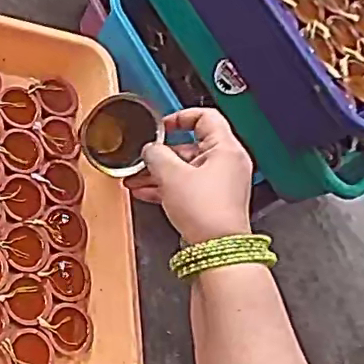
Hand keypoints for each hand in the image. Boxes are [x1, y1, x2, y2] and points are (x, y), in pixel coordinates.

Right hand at [124, 108, 254, 242]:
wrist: (216, 247)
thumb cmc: (206, 211)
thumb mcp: (172, 175)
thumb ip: (156, 155)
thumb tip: (149, 149)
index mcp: (225, 149)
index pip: (205, 117)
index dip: (179, 117)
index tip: (161, 126)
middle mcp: (227, 162)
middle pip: (190, 146)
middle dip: (161, 153)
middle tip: (143, 157)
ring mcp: (220, 182)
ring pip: (184, 167)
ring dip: (159, 171)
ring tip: (137, 177)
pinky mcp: (212, 199)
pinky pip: (185, 184)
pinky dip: (166, 185)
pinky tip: (146, 191)